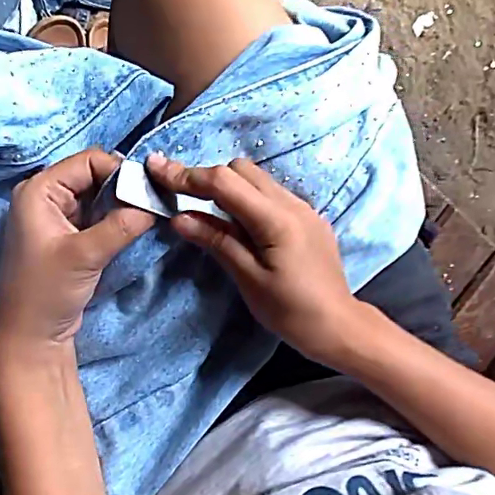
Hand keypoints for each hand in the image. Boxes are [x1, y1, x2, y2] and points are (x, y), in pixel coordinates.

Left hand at [0, 148, 154, 353]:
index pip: (89, 161)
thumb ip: (121, 226)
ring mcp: (59, 217)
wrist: (32, 336)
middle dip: (125, 188)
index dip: (121, 171)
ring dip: (124, 205)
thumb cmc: (46, 292)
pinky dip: (118, 220)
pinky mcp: (71, 237)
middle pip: (96, 176)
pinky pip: (99, 216)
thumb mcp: (85, 255)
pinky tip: (136, 228)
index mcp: (40, 191)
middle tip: (155, 204)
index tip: (150, 191)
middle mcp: (47, 197)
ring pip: (100, 197)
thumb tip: (155, 204)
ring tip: (150, 215)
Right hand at [145, 154, 371, 366]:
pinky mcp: (309, 219)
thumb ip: (217, 242)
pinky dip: (248, 199)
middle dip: (208, 178)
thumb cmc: (291, 311)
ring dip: (229, 187)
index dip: (186, 175)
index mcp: (276, 219)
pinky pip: (272, 195)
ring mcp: (304, 209)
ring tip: (205, 211)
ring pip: (258, 180)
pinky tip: (238, 223)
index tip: (156, 168)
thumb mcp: (249, 280)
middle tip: (181, 197)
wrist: (338, 326)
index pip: (224, 182)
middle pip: (241, 170)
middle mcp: (293, 204)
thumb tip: (179, 217)